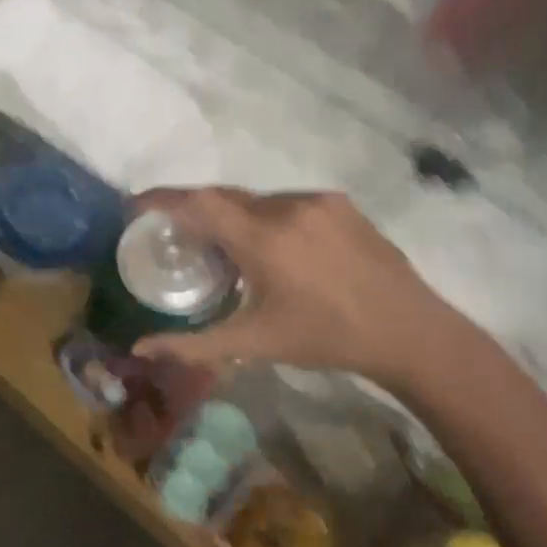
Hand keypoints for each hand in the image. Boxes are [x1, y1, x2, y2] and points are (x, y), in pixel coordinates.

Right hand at [129, 187, 467, 385]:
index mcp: (263, 239)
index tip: (133, 206)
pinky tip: (264, 245)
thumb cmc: (326, 339)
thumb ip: (191, 344)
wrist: (412, 333)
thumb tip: (138, 349)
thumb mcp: (253, 343)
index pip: (197, 203)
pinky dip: (260, 216)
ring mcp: (318, 203)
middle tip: (169, 230)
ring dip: (228, 215)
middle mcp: (288, 209)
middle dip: (190, 209)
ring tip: (218, 244)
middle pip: (222, 197)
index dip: (160, 199)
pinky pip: (284, 202)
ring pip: (254, 200)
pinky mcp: (341, 206)